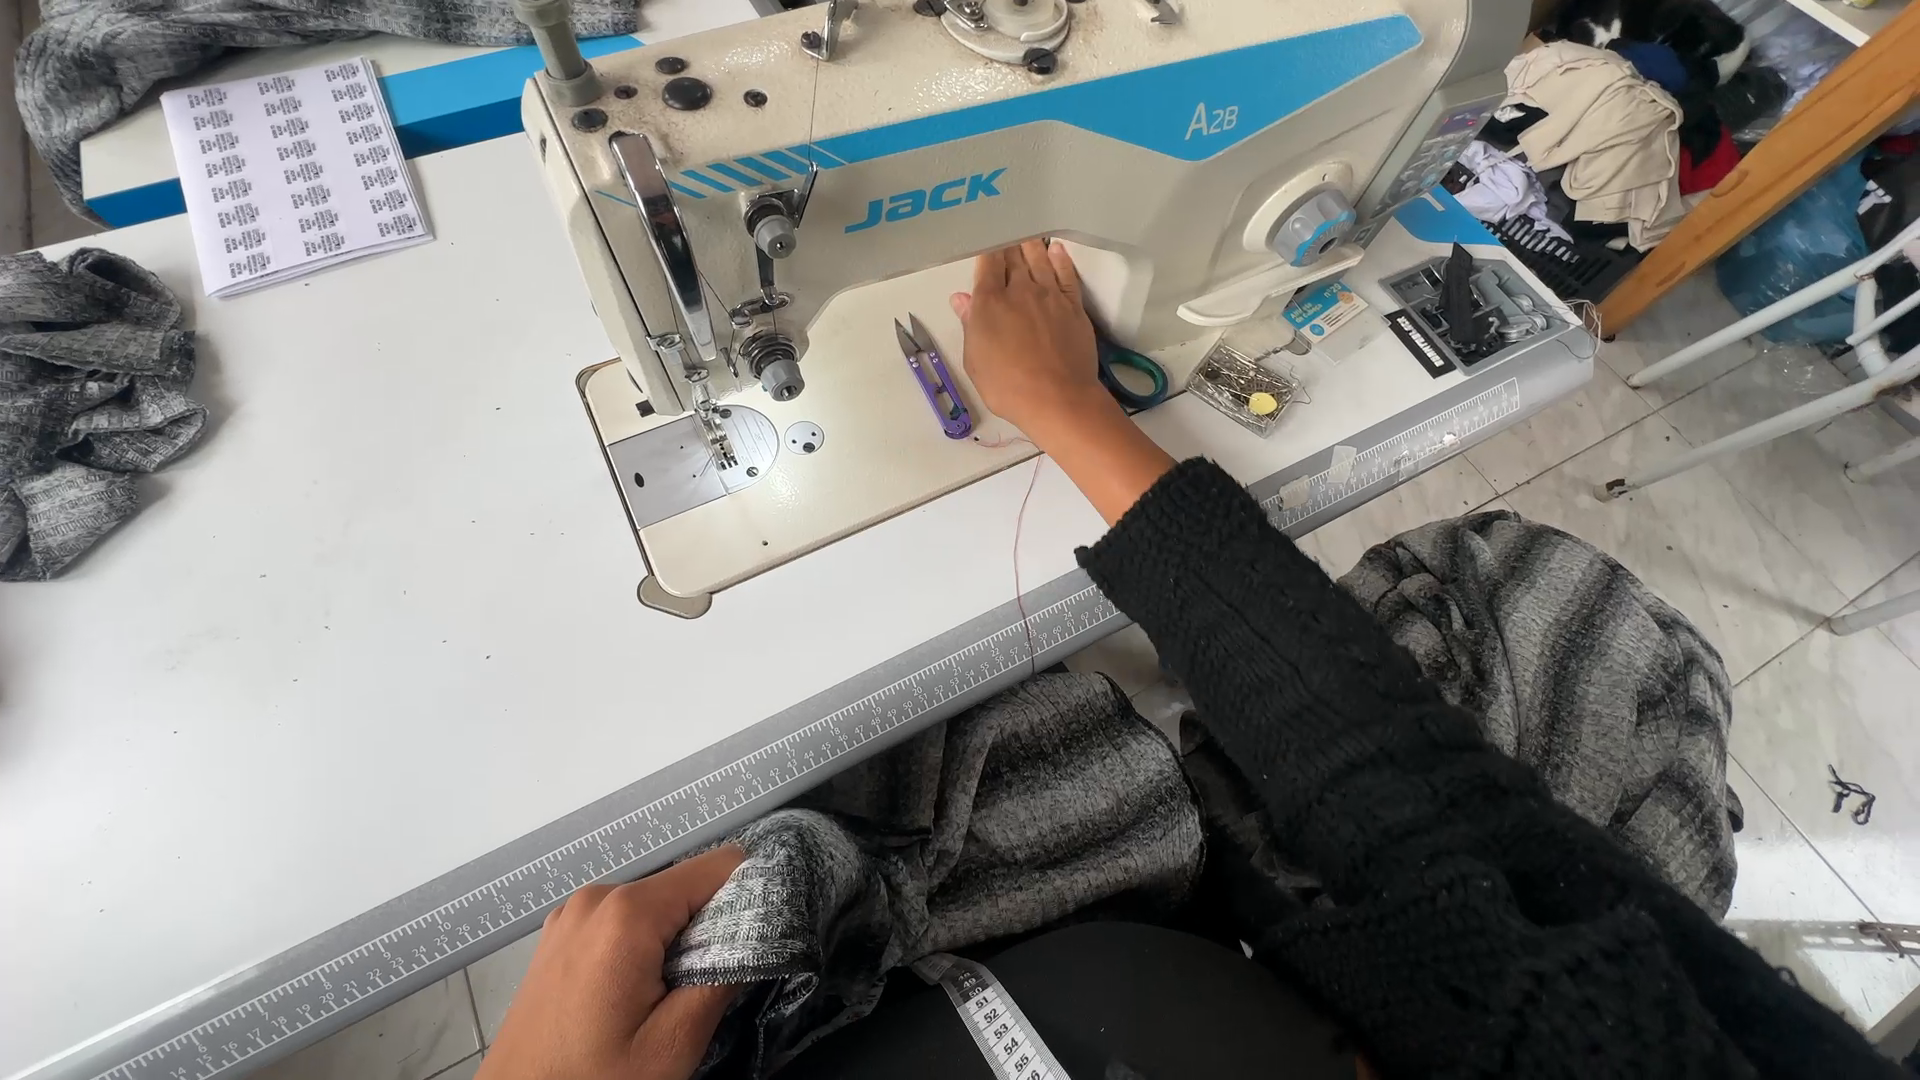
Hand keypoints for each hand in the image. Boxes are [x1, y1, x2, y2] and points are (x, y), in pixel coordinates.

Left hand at [476, 846, 744, 1079]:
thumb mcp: (672, 1045)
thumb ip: (725, 977)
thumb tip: (763, 930)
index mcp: (628, 912)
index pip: (720, 866)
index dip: (748, 898)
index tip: (749, 946)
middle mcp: (599, 895)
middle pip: (688, 884)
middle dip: (709, 925)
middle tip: (700, 986)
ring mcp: (574, 911)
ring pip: (660, 901)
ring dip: (677, 937)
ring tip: (662, 996)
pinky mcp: (561, 932)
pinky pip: (627, 917)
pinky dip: (646, 943)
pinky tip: (632, 992)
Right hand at [950, 239, 1113, 440]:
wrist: (1057, 398)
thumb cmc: (1008, 387)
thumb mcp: (975, 361)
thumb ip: (970, 325)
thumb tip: (961, 299)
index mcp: (990, 302)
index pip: (988, 263)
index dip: (988, 249)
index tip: (987, 241)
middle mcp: (1021, 290)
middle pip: (1014, 257)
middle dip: (1009, 244)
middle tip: (1008, 231)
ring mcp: (1050, 296)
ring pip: (1040, 260)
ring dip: (1032, 245)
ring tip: (1028, 234)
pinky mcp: (1073, 306)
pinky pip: (1066, 274)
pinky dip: (1060, 259)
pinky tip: (1056, 251)